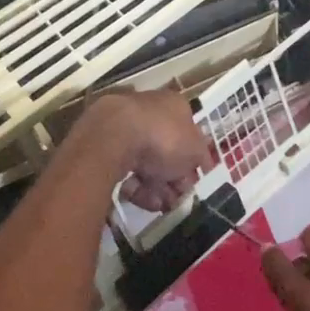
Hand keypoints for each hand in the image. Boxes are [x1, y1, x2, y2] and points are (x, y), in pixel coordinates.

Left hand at [74, 90, 206, 211]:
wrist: (114, 136)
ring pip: (146, 162)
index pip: (188, 132)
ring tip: (161, 205)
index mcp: (173, 105)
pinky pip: (126, 168)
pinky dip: (135, 185)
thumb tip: (204, 162)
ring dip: (157, 187)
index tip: (195, 180)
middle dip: (174, 178)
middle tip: (179, 198)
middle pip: (166, 149)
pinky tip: (141, 200)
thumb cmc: (163, 137)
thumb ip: (201, 156)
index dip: (193, 158)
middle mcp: (149, 111)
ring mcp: (125, 127)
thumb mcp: (194, 149)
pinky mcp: (106, 145)